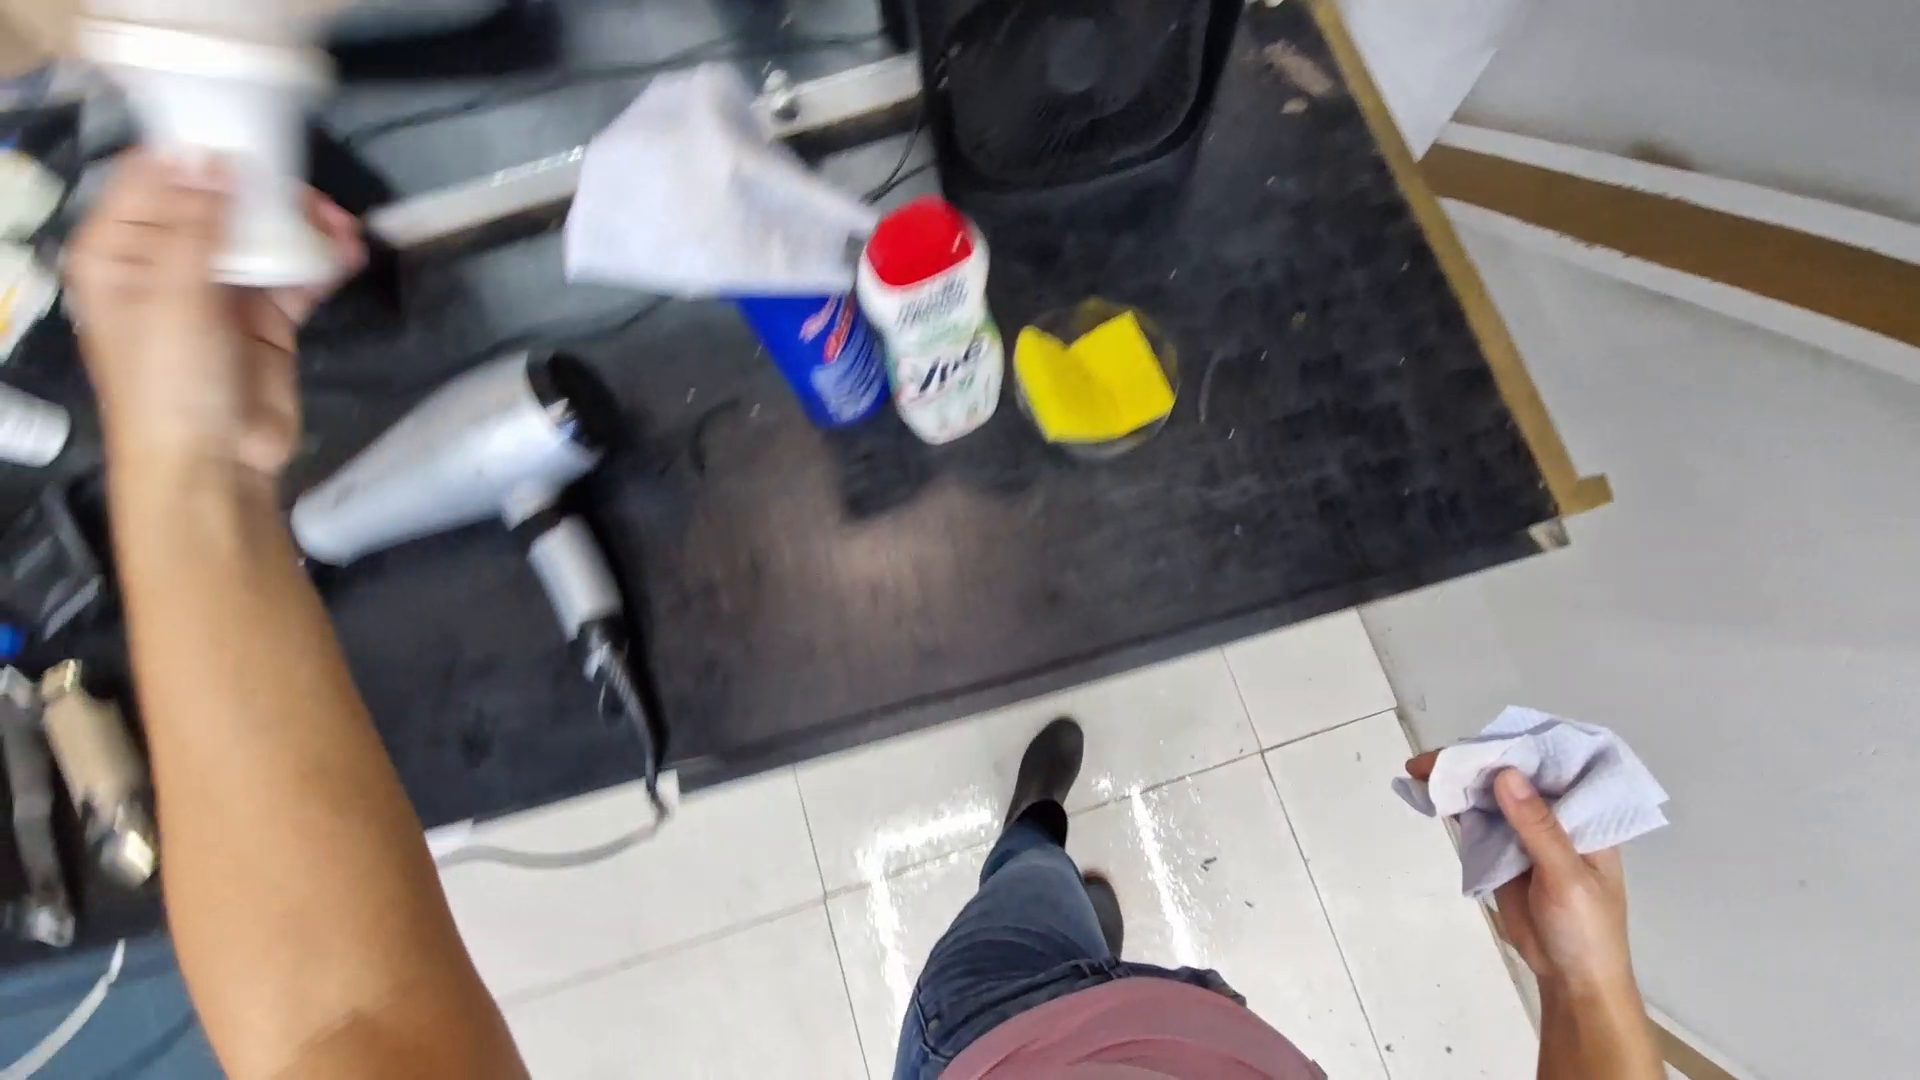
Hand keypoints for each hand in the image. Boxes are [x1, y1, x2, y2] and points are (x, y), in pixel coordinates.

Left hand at [66, 153, 364, 478]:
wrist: (215, 454)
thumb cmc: (173, 377)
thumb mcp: (174, 296)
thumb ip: (196, 228)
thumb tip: (217, 162)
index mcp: (121, 249)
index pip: (155, 181)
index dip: (199, 158)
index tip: (251, 143)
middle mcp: (170, 263)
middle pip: (221, 209)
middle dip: (266, 197)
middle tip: (311, 197)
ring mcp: (223, 293)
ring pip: (265, 243)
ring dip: (303, 231)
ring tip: (342, 226)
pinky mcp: (269, 321)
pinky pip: (298, 281)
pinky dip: (322, 266)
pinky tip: (347, 254)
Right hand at [1406, 753, 1637, 994]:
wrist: (1569, 978)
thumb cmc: (1587, 931)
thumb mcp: (1568, 879)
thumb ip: (1538, 828)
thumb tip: (1504, 773)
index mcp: (1586, 817)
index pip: (1551, 770)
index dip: (1513, 749)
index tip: (1475, 742)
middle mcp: (1555, 816)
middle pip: (1510, 776)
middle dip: (1472, 762)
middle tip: (1430, 760)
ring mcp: (1524, 830)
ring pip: (1486, 792)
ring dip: (1455, 780)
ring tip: (1417, 770)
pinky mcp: (1499, 846)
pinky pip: (1473, 816)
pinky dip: (1450, 802)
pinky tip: (1426, 791)